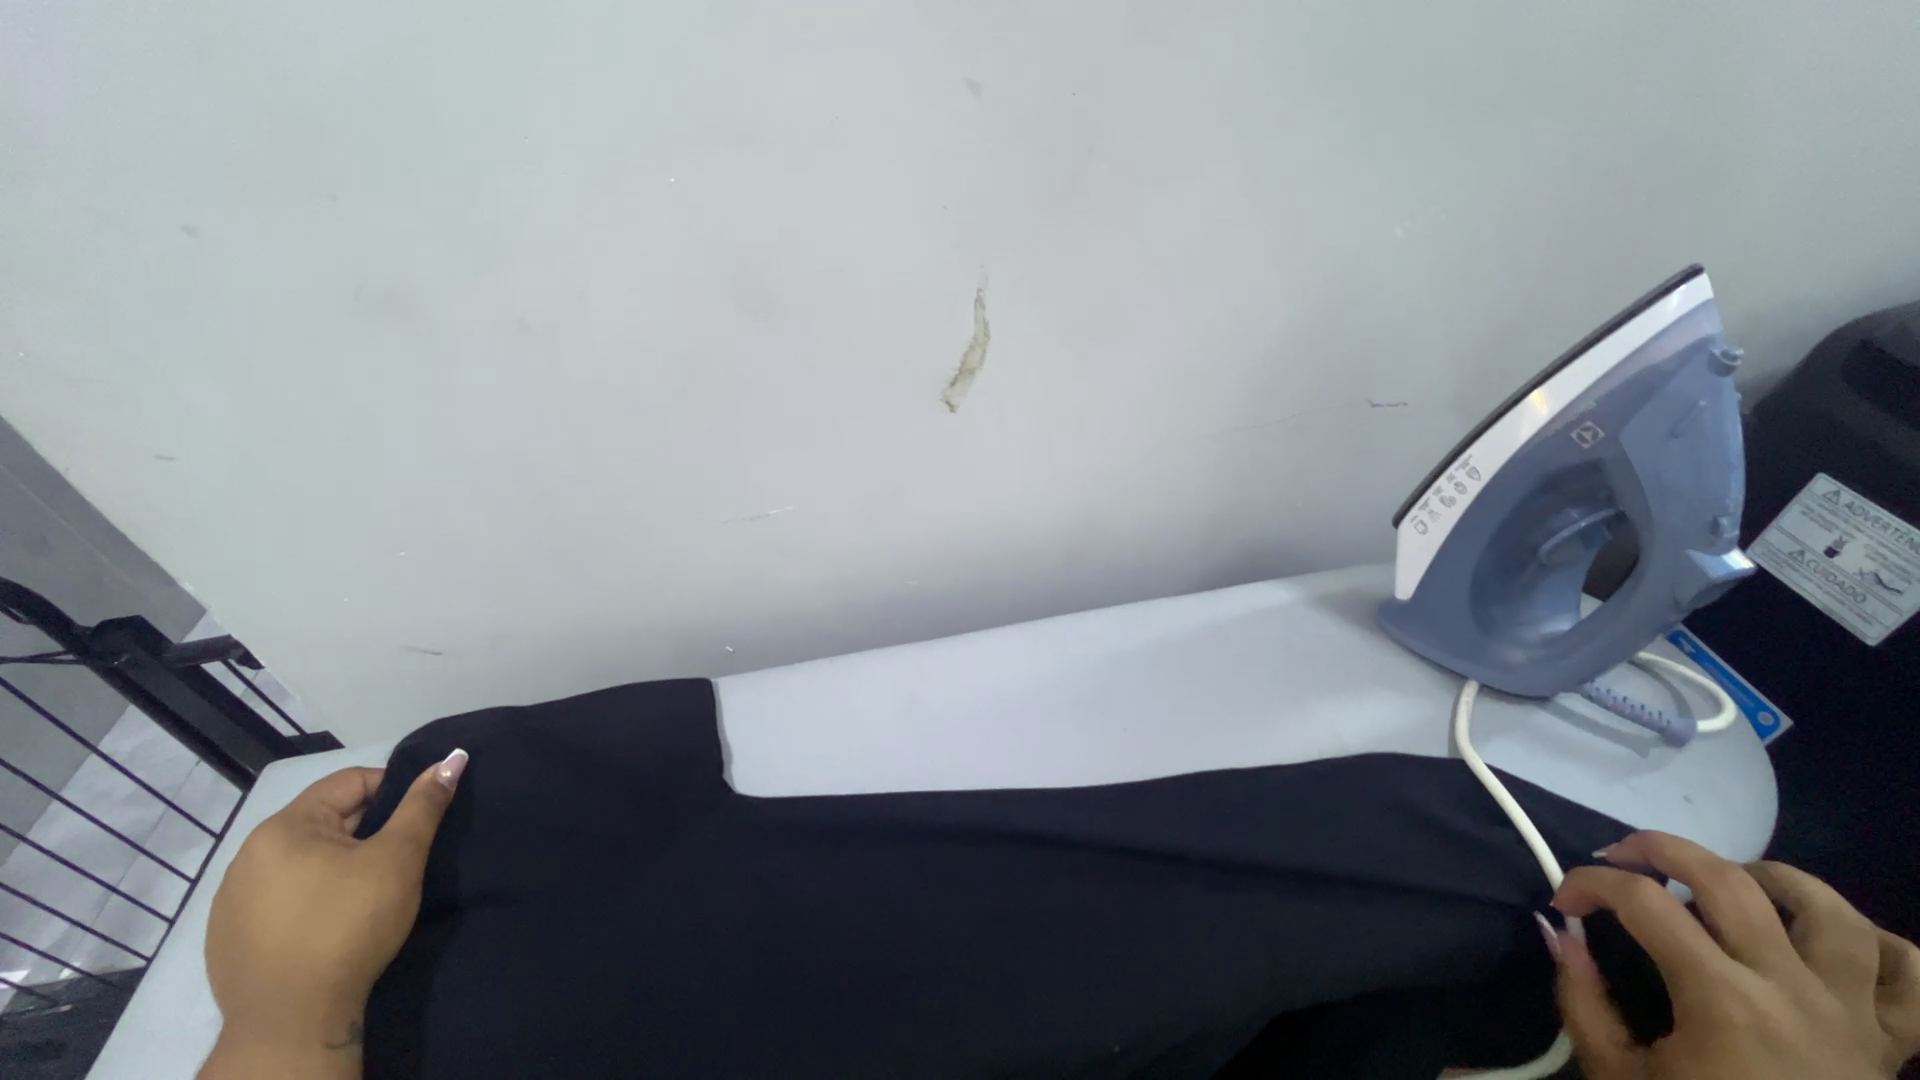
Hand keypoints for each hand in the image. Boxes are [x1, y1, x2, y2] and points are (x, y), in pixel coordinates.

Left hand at [198, 749, 466, 1079]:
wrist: (293, 1019)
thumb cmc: (350, 925)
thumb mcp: (399, 858)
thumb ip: (424, 804)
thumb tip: (453, 757)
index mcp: (284, 827)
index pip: (352, 782)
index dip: (394, 793)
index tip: (416, 826)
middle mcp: (247, 854)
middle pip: (327, 820)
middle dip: (368, 832)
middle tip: (398, 862)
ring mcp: (231, 899)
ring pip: (304, 859)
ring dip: (338, 864)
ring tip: (368, 893)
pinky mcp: (228, 936)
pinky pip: (281, 896)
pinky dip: (311, 896)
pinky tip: (331, 923)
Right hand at [1545, 830, 1919, 1078]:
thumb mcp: (1617, 1073)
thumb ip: (1581, 997)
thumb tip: (1560, 932)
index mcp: (1720, 999)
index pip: (1641, 901)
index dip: (1588, 884)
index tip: (1564, 902)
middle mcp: (1792, 989)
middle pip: (1728, 879)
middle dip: (1660, 847)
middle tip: (1623, 856)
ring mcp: (1854, 1012)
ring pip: (1832, 911)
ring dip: (1772, 878)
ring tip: (1730, 882)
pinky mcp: (1894, 1040)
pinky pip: (1912, 974)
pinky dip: (1876, 944)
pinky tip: (1823, 939)